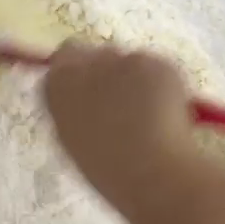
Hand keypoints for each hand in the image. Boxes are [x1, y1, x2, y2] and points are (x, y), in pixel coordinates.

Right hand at [44, 42, 212, 223]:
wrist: (148, 170)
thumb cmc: (103, 165)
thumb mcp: (70, 134)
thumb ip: (72, 105)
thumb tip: (83, 96)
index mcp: (58, 83)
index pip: (64, 56)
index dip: (80, 70)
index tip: (92, 89)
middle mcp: (88, 62)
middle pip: (99, 54)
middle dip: (111, 70)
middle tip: (124, 101)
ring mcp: (125, 59)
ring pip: (132, 61)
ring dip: (138, 78)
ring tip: (148, 114)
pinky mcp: (158, 62)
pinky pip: (159, 69)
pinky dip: (164, 84)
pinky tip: (167, 113)